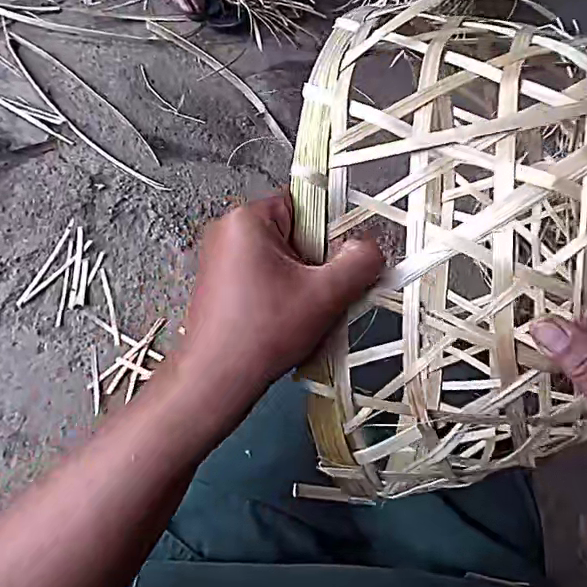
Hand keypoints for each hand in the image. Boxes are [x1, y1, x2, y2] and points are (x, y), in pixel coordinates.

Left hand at [177, 191, 384, 414]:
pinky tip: (289, 322)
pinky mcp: (222, 285)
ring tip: (306, 313)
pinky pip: (267, 278)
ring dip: (304, 284)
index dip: (331, 230)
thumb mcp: (326, 293)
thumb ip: (359, 262)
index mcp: (248, 219)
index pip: (306, 204)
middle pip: (297, 234)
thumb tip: (371, 248)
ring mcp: (222, 259)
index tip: (342, 258)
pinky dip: (284, 296)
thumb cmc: (261, 333)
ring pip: (285, 261)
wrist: (215, 382)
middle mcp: (229, 232)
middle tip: (326, 292)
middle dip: (318, 264)